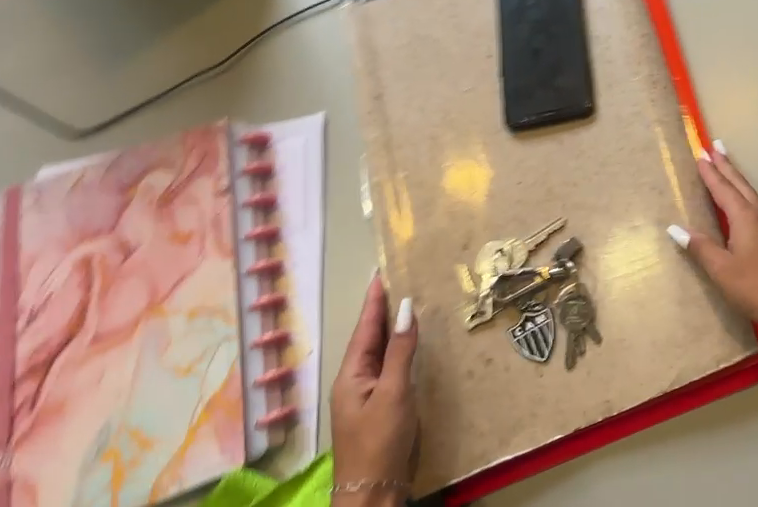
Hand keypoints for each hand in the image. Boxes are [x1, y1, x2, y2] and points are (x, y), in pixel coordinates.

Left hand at [330, 276, 418, 502]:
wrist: (371, 496)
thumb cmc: (380, 442)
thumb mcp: (393, 392)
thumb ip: (400, 350)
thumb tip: (405, 307)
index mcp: (351, 374)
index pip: (365, 327)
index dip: (374, 300)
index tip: (380, 272)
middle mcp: (353, 382)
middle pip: (368, 338)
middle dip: (379, 310)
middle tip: (393, 281)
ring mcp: (364, 397)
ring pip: (376, 353)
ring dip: (388, 329)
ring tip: (401, 305)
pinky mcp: (377, 409)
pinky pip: (385, 368)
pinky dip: (395, 350)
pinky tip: (406, 347)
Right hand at [669, 144, 757, 330]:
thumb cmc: (756, 287)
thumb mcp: (722, 270)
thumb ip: (700, 247)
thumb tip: (676, 228)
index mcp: (744, 217)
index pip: (722, 188)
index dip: (710, 172)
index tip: (700, 154)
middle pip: (739, 183)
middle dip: (725, 165)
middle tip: (714, 146)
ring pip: (749, 192)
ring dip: (735, 176)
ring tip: (725, 164)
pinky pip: (754, 203)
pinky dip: (743, 192)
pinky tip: (741, 200)